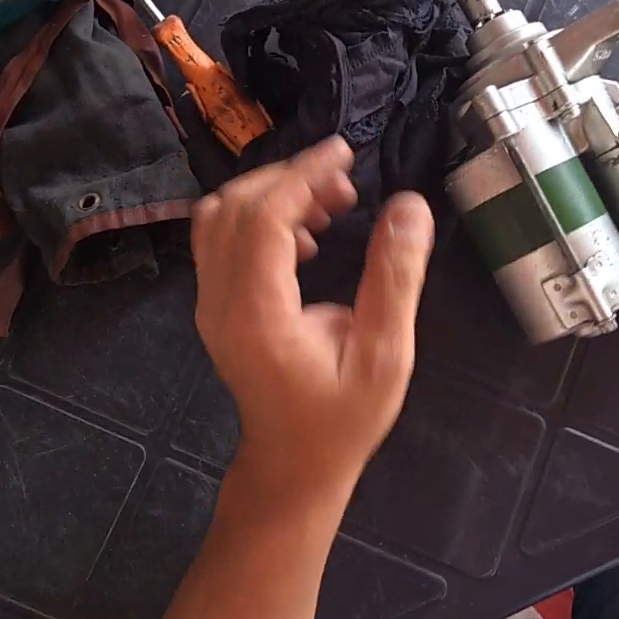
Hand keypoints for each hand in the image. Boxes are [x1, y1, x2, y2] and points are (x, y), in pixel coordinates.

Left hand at [191, 137, 435, 501]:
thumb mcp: (385, 355)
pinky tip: (306, 235)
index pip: (264, 216)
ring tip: (331, 205)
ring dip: (273, 194)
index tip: (345, 153)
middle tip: (347, 184)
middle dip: (290, 178)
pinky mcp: (214, 304)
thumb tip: (409, 206)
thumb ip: (394, 278)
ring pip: (221, 216)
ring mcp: (209, 303)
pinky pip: (223, 238)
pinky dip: (260, 217)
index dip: (303, 174)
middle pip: (235, 205)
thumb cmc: (342, 419)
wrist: (292, 464)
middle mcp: (219, 301)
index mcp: (257, 312)